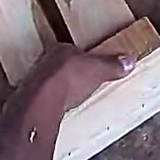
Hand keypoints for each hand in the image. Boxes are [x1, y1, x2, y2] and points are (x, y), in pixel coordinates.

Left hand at [19, 44, 134, 111]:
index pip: (76, 50)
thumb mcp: (99, 70)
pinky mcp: (30, 98)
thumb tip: (129, 61)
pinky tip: (62, 109)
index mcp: (61, 49)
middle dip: (73, 74)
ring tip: (74, 99)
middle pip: (62, 65)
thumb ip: (112, 65)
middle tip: (85, 83)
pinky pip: (45, 97)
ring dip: (61, 89)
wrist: (43, 101)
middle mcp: (45, 61)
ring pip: (51, 81)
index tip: (95, 67)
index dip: (87, 59)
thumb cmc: (69, 78)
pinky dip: (53, 102)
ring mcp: (35, 80)